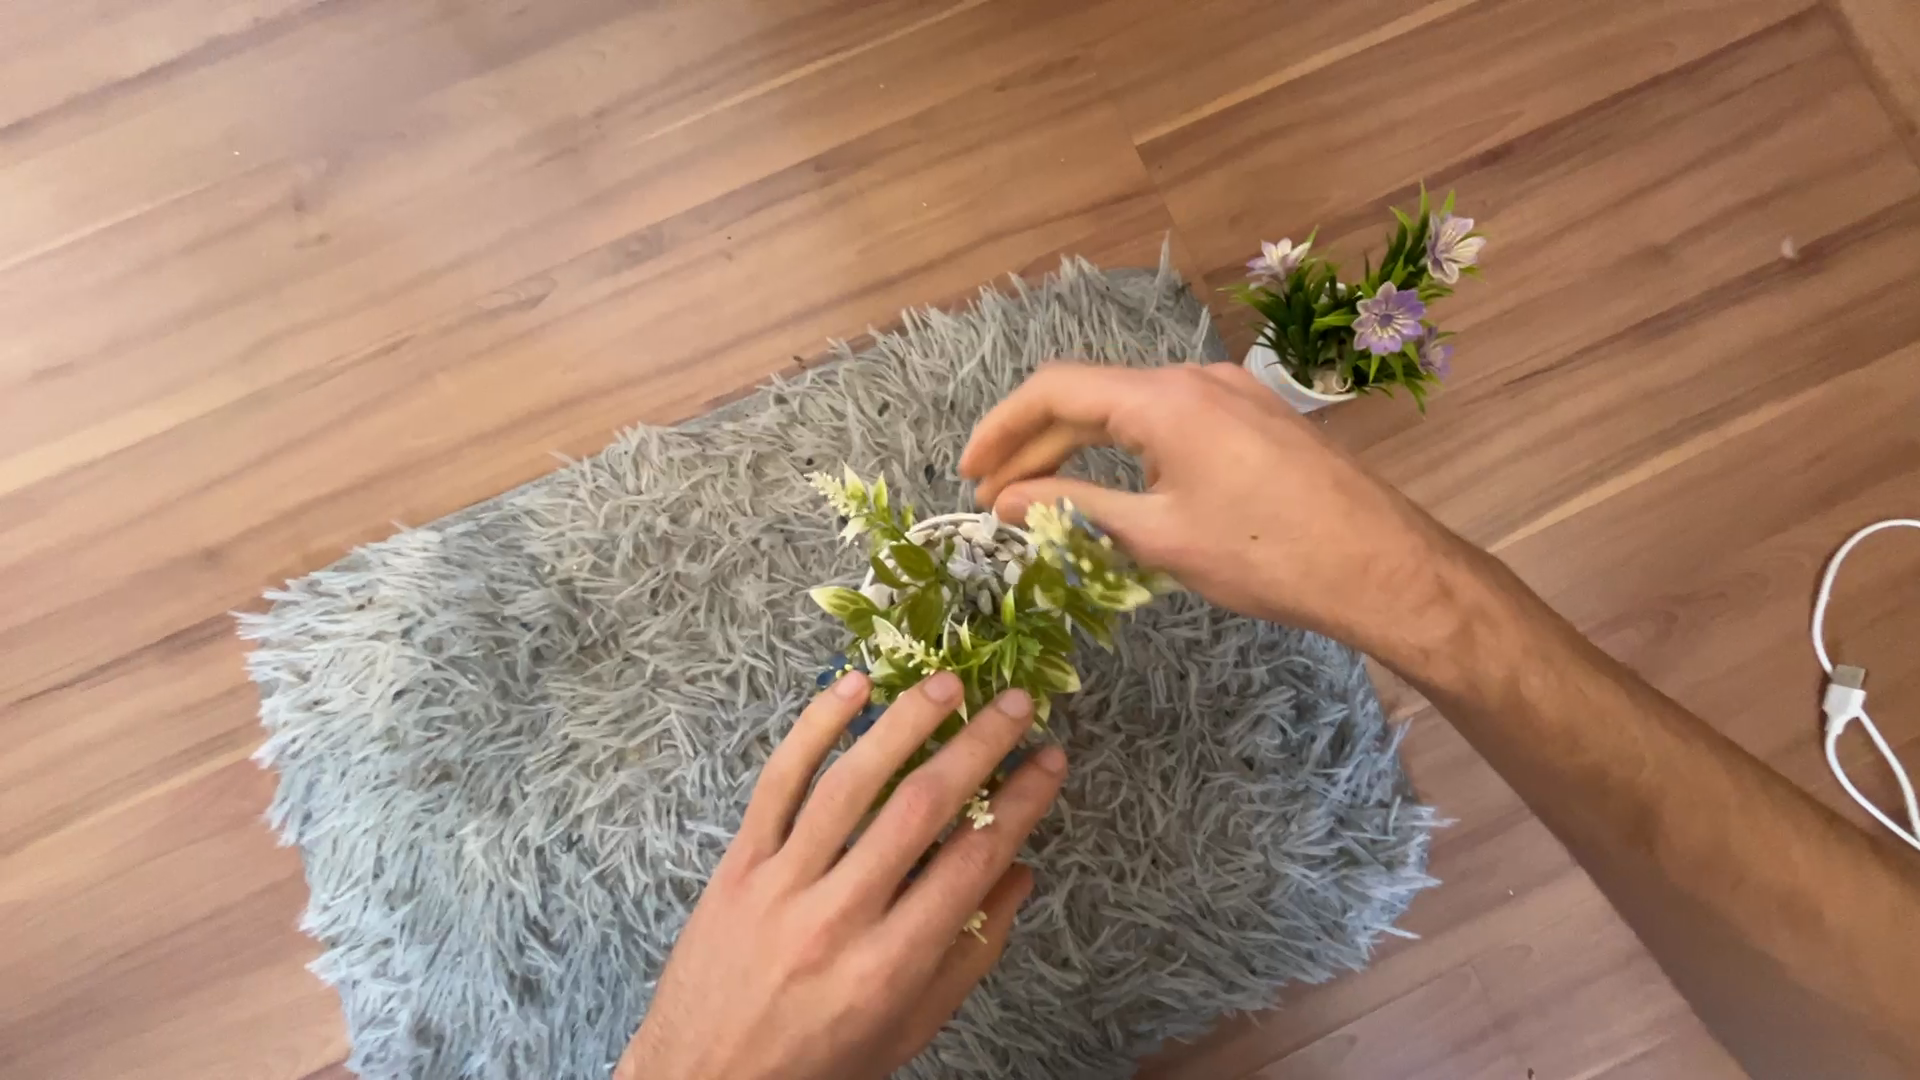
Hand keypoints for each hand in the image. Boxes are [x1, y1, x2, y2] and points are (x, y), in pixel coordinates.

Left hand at [616, 670, 1066, 1079]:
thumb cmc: (821, 1060)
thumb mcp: (909, 1029)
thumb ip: (970, 954)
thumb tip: (1020, 871)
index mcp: (891, 966)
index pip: (972, 863)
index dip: (1021, 802)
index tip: (1051, 758)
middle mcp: (839, 915)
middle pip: (919, 810)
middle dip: (976, 747)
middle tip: (1016, 703)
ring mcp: (782, 880)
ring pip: (850, 784)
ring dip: (903, 724)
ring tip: (947, 683)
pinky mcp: (740, 859)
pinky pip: (778, 781)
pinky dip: (815, 727)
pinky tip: (853, 686)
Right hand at [959, 362, 1470, 667]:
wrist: (1384, 568)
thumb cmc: (1266, 555)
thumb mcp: (1156, 535)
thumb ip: (1073, 508)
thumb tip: (1003, 502)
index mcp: (1163, 399)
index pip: (1054, 391)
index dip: (1000, 429)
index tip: (968, 473)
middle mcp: (1191, 379)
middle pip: (1086, 398)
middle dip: (1031, 446)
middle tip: (992, 497)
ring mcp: (1225, 394)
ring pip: (1125, 411)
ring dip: (1075, 450)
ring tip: (1036, 495)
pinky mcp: (1247, 418)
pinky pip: (1163, 423)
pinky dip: (1121, 452)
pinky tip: (1106, 487)